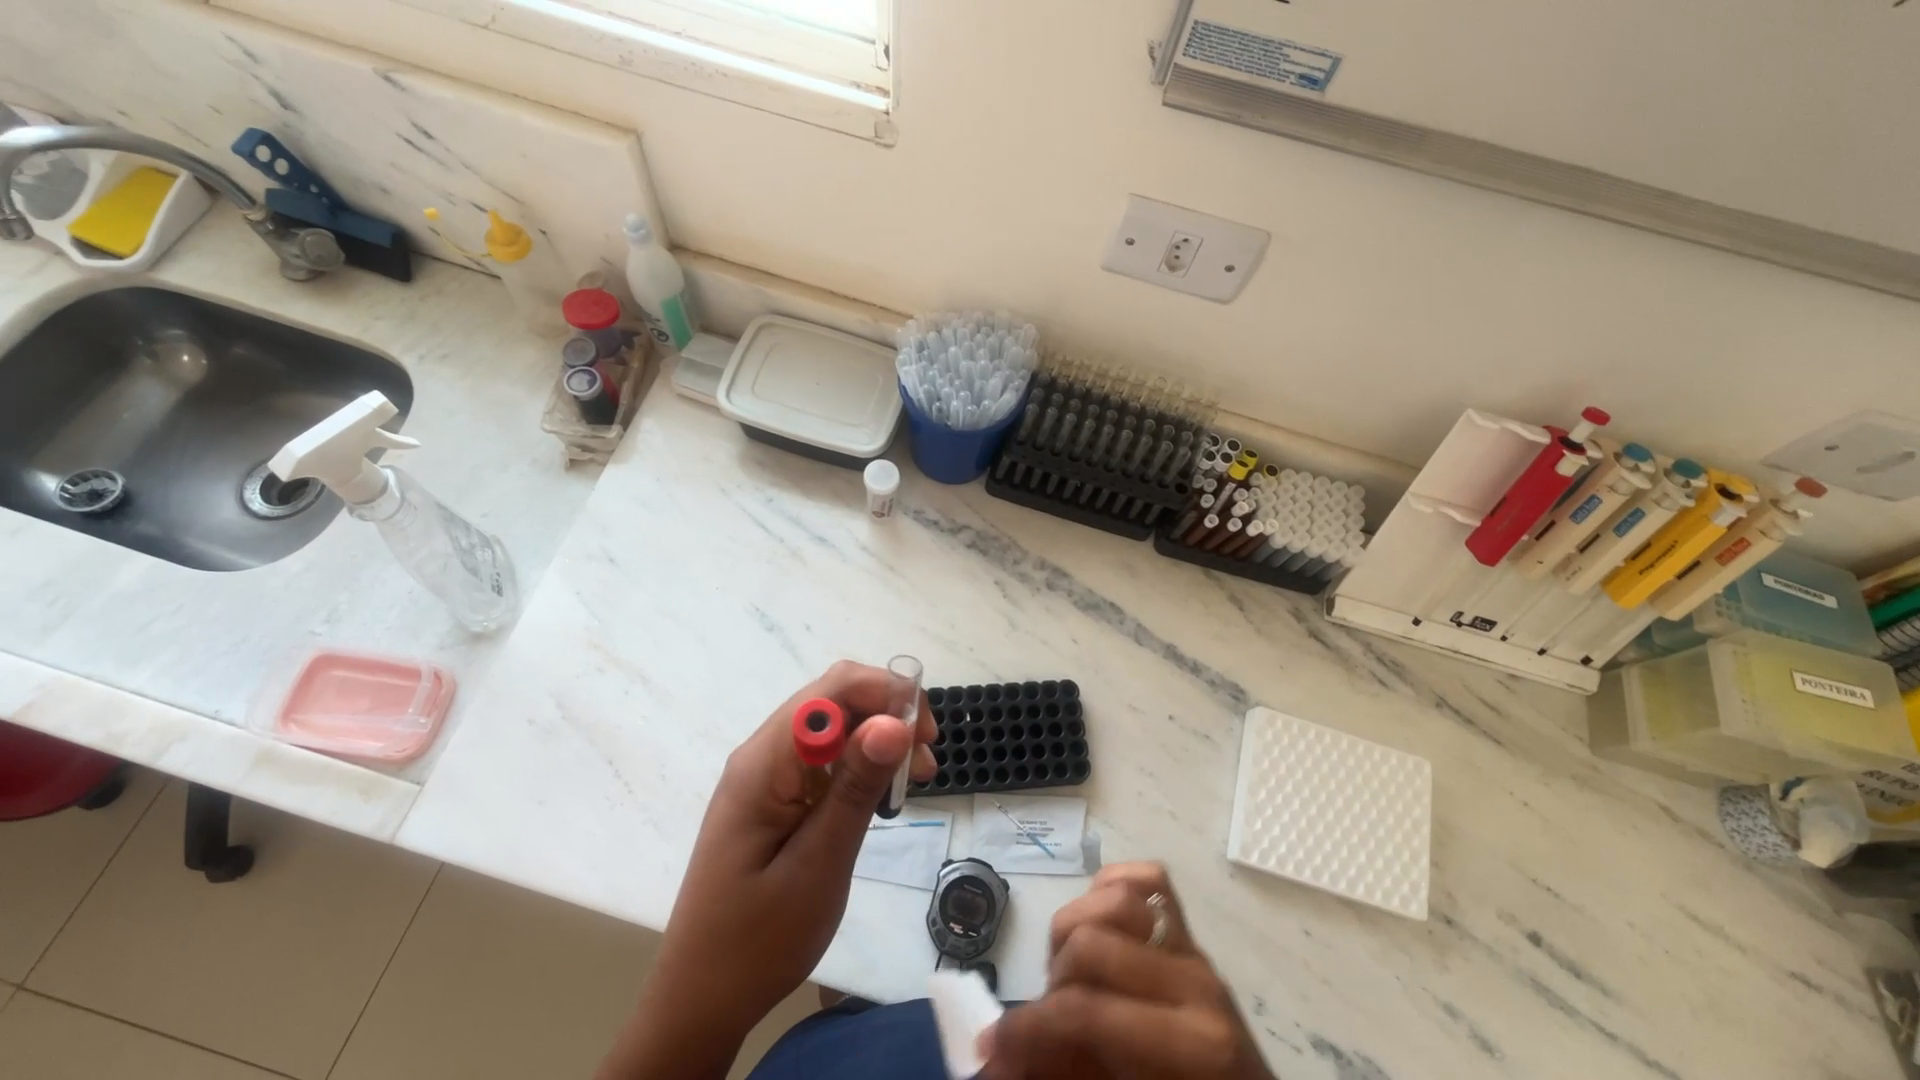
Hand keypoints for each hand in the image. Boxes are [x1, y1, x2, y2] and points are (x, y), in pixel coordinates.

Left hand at [599, 661, 935, 1079]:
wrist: (702, 996)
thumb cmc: (758, 940)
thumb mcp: (819, 864)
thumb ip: (855, 788)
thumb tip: (896, 720)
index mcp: (764, 763)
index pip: (833, 690)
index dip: (887, 694)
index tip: (925, 742)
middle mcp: (761, 755)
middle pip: (833, 699)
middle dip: (887, 713)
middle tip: (924, 765)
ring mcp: (765, 777)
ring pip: (831, 727)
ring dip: (877, 738)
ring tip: (912, 783)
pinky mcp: (773, 799)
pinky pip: (821, 760)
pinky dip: (859, 765)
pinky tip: (879, 797)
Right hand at [980, 863, 1273, 1079]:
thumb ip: (1054, 1066)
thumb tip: (990, 1055)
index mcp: (1189, 1043)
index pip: (1084, 1009)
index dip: (1027, 1028)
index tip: (994, 1045)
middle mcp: (1194, 982)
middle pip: (1089, 944)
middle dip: (1053, 981)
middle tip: (1048, 1018)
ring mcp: (1194, 949)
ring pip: (1114, 897)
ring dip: (1077, 931)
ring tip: (1075, 976)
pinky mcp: (1188, 932)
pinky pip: (1148, 879)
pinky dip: (1112, 890)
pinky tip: (1099, 930)